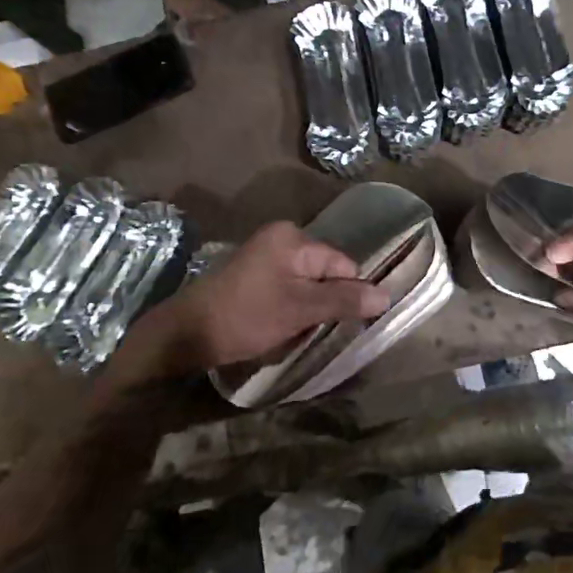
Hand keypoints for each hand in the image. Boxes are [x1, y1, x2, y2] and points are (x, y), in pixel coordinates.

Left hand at [161, 221, 390, 368]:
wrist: (186, 334)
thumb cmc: (246, 317)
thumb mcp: (300, 309)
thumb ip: (344, 300)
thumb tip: (386, 296)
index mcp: (293, 238)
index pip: (342, 264)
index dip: (346, 294)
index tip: (339, 323)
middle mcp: (280, 238)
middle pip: (326, 272)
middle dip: (326, 301)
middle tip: (315, 328)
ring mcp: (264, 256)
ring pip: (307, 283)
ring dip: (308, 308)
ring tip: (297, 330)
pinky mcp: (254, 275)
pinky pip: (288, 287)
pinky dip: (291, 307)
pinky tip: (282, 326)